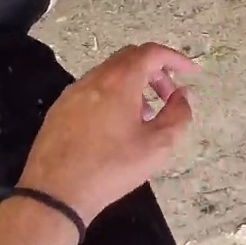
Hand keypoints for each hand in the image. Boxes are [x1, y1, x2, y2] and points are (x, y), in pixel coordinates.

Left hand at [17, 43, 195, 222]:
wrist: (54, 192)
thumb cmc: (111, 167)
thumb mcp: (156, 146)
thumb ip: (178, 116)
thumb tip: (183, 96)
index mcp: (120, 80)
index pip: (152, 52)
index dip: (175, 58)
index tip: (191, 72)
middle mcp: (95, 77)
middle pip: (131, 58)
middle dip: (156, 71)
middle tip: (169, 97)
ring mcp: (74, 91)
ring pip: (111, 73)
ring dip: (134, 85)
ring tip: (145, 117)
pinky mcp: (60, 107)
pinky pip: (94, 89)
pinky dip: (113, 95)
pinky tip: (116, 127)